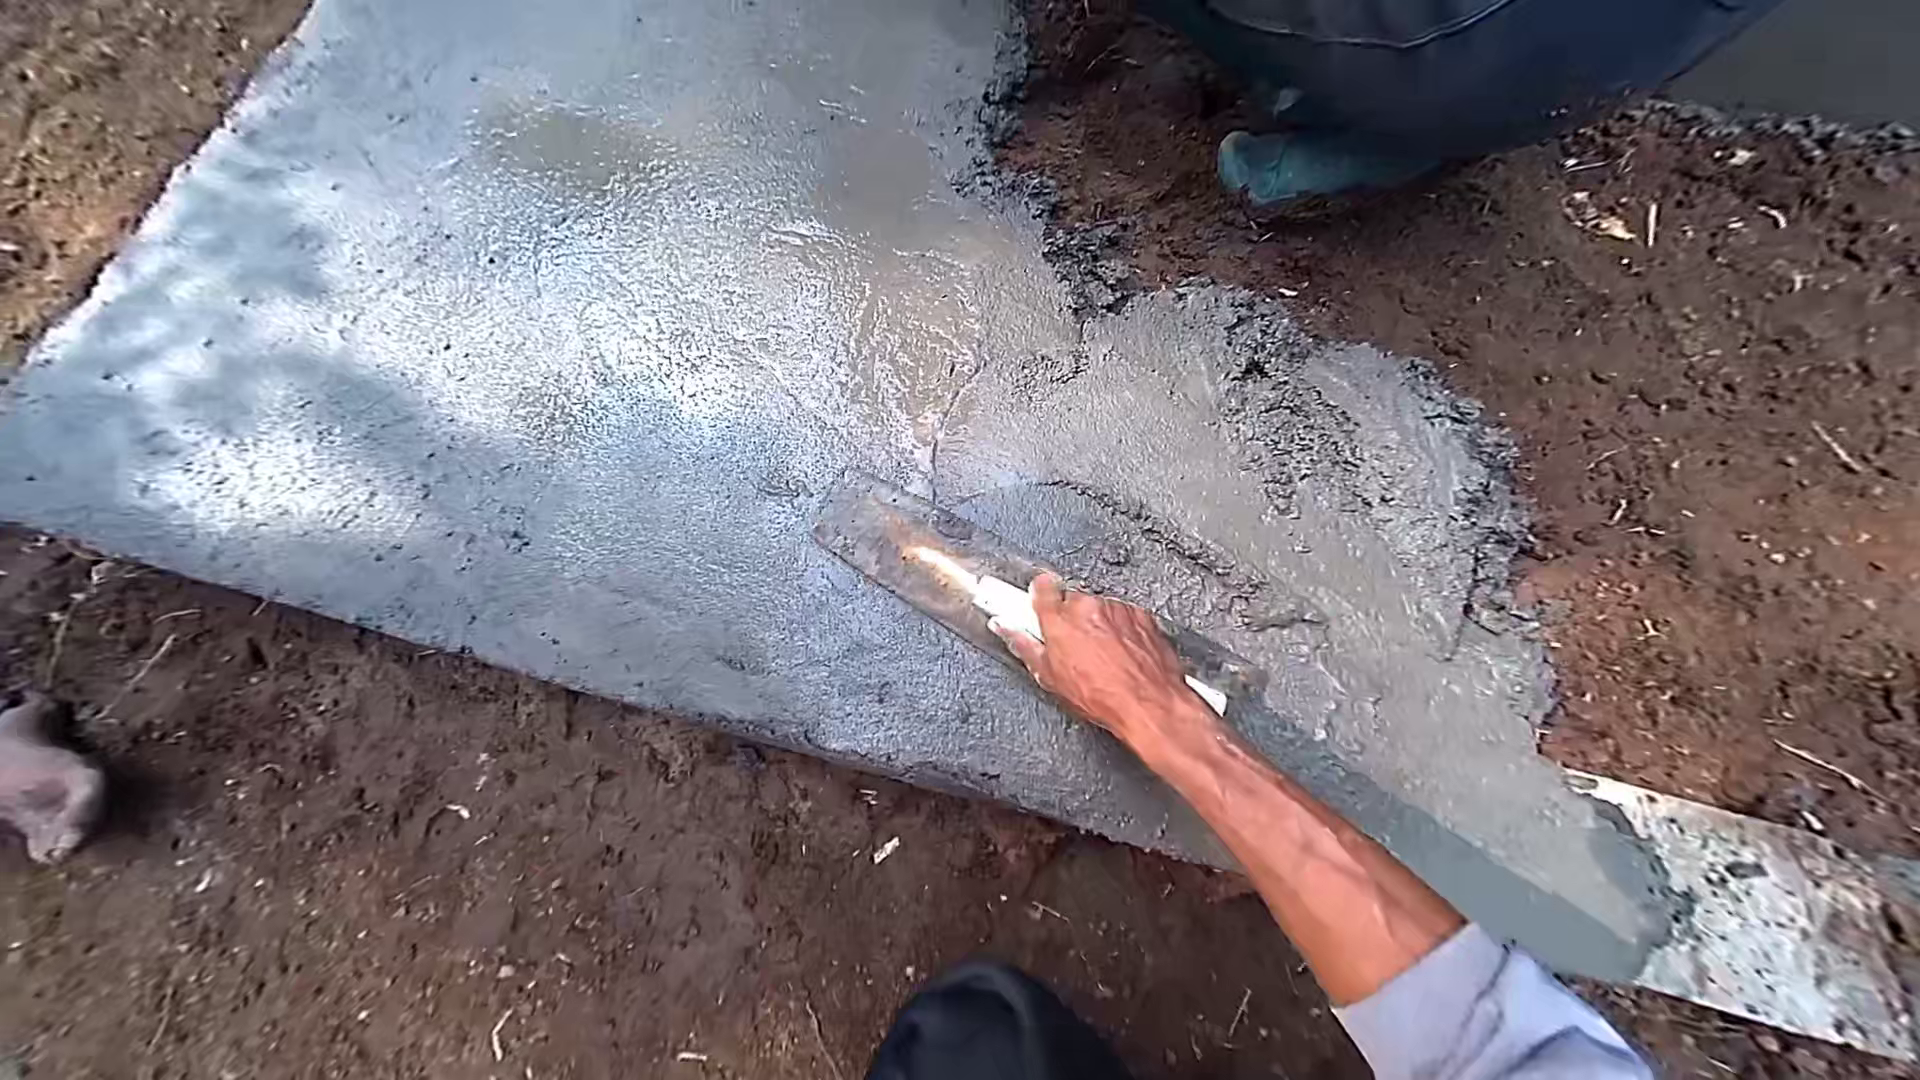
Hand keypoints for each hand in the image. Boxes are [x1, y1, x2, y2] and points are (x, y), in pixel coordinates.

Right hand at [991, 572, 1215, 750]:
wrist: (1149, 704)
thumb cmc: (1103, 697)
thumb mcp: (1050, 677)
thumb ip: (1024, 645)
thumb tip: (1007, 630)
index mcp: (1059, 619)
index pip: (1041, 587)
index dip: (1040, 593)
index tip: (1039, 598)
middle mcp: (1087, 607)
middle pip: (1072, 601)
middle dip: (1072, 618)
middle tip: (1075, 645)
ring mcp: (1116, 608)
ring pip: (1099, 608)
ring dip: (1098, 624)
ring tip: (1103, 655)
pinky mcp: (1140, 614)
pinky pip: (1124, 615)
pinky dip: (1122, 630)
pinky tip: (1122, 654)